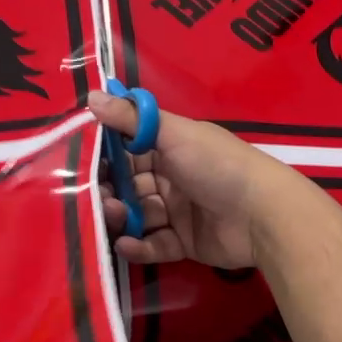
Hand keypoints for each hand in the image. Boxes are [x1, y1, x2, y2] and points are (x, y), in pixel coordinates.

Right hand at [88, 91, 298, 268]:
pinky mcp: (184, 243)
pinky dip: (139, 246)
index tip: (80, 163)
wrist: (261, 213)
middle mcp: (172, 178)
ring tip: (114, 218)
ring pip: (138, 216)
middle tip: (96, 198)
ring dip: (121, 218)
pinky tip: (127, 245)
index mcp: (171, 147)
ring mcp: (178, 212)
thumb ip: (131, 118)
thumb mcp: (173, 134)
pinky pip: (154, 245)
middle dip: (109, 191)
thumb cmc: (217, 165)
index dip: (104, 157)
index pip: (128, 150)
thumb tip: (91, 95)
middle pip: (129, 186)